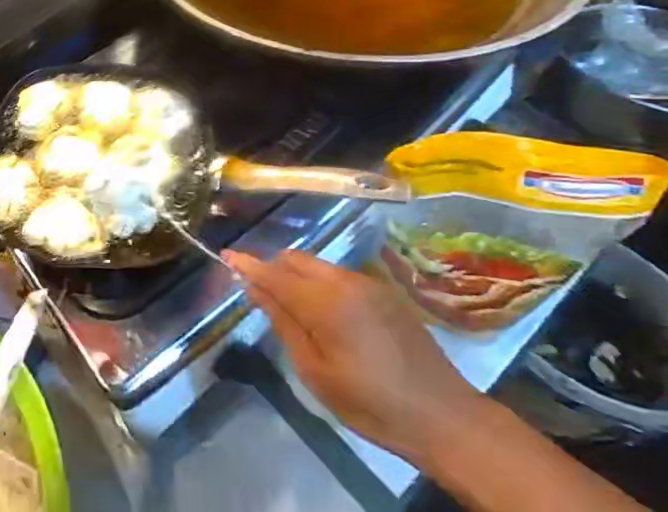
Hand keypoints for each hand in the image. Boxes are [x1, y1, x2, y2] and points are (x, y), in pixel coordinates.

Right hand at [223, 250, 483, 463]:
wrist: (441, 413)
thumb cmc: (371, 403)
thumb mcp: (317, 373)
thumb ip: (285, 324)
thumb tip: (257, 290)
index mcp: (326, 301)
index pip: (276, 273)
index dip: (249, 264)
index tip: (226, 255)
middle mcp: (346, 280)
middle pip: (297, 260)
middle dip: (273, 268)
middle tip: (256, 291)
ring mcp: (368, 282)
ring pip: (319, 266)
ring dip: (297, 276)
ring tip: (288, 305)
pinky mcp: (385, 291)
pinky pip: (340, 276)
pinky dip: (320, 283)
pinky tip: (323, 313)